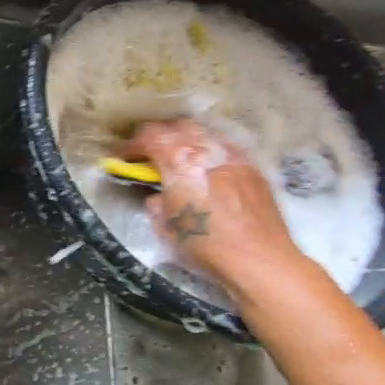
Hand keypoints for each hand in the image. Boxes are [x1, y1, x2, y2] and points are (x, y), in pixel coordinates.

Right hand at [122, 119, 306, 298]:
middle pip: (178, 126)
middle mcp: (207, 151)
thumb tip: (157, 196)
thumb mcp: (166, 227)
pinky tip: (209, 172)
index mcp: (180, 162)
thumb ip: (156, 204)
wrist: (260, 259)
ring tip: (181, 162)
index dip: (132, 144)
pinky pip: (225, 149)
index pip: (150, 135)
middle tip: (151, 155)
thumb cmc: (207, 245)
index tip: (124, 158)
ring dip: (186, 143)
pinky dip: (210, 154)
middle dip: (160, 137)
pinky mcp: (252, 167)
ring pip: (204, 134)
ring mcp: (233, 156)